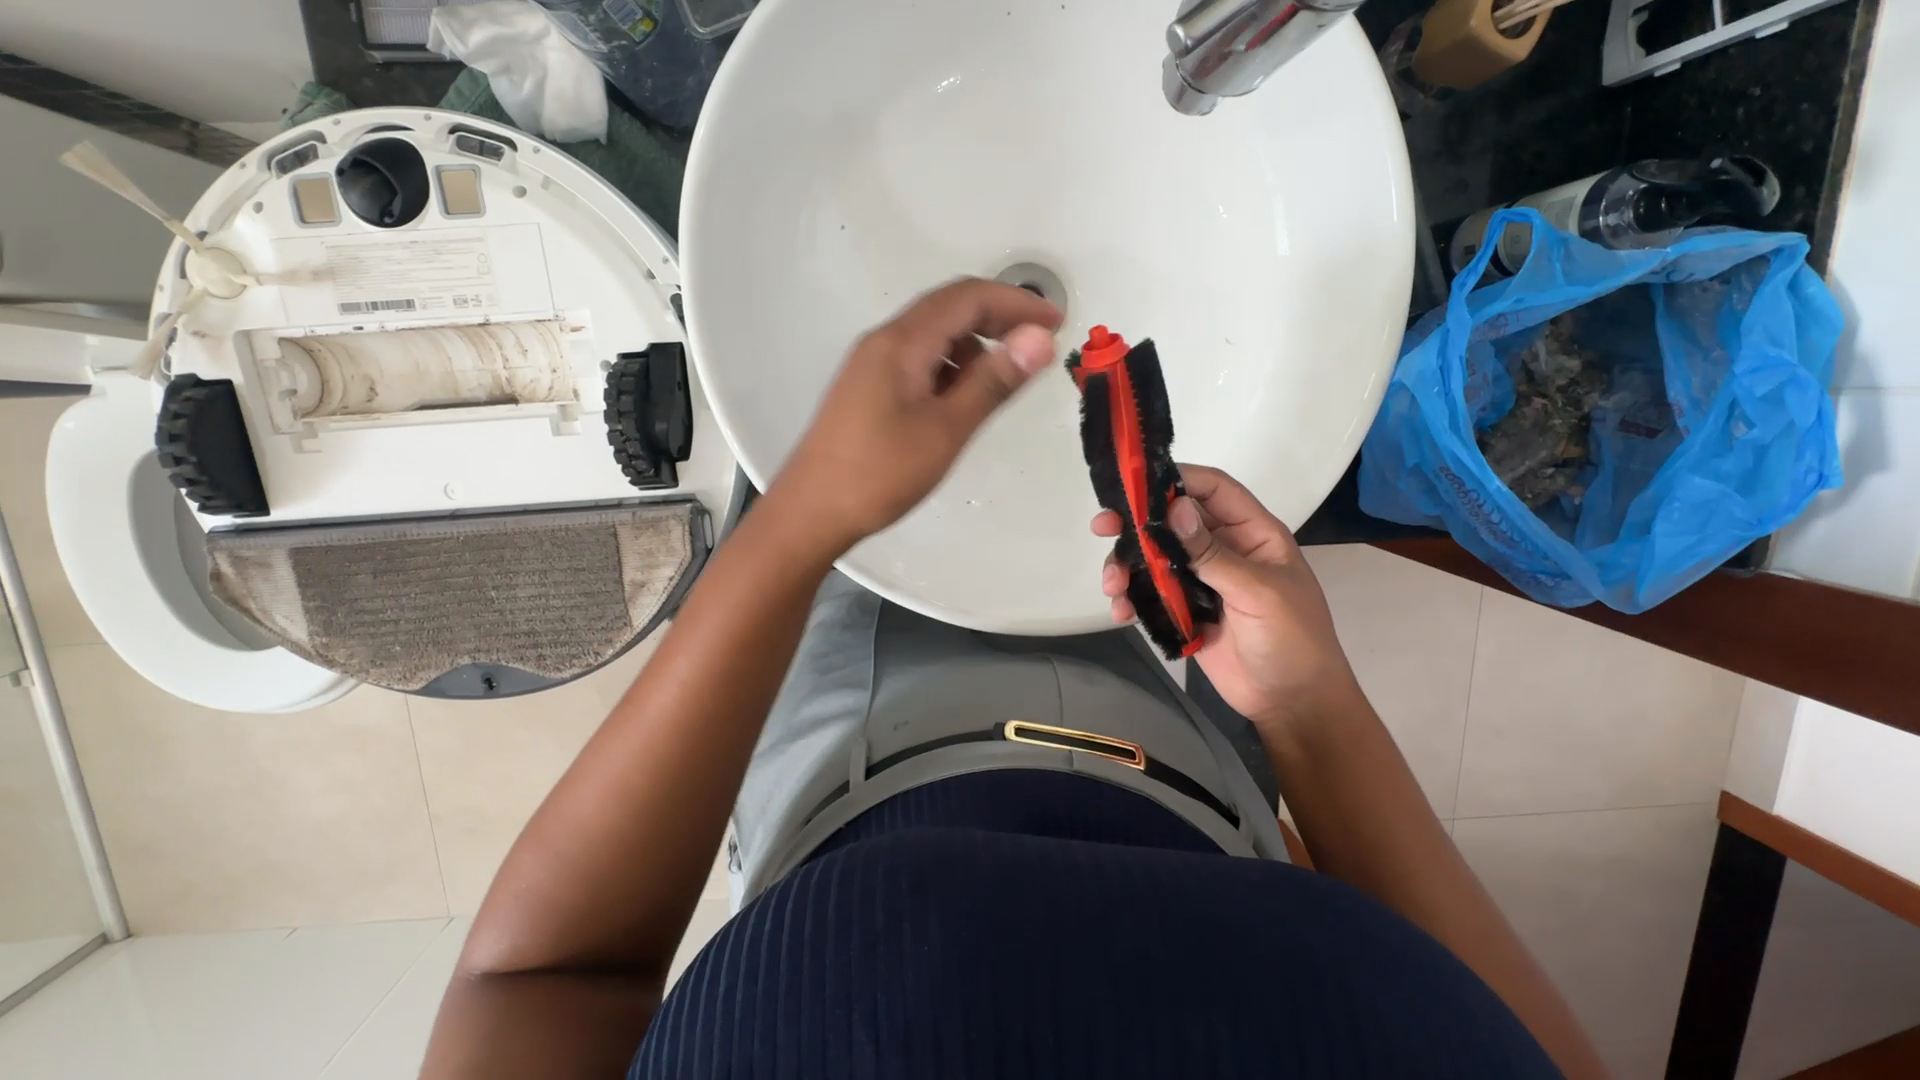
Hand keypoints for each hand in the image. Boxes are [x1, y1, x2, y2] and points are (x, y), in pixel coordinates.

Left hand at [774, 278, 1061, 552]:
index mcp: (901, 342)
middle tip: (1039, 346)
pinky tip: (960, 399)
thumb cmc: (879, 474)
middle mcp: (883, 341)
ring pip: (933, 335)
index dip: (1017, 302)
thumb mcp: (946, 430)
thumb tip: (1039, 339)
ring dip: (974, 346)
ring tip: (1003, 380)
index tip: (1057, 323)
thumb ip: (993, 382)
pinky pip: (917, 360)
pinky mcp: (867, 389)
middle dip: (998, 318)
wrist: (810, 512)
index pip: (968, 297)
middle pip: (949, 308)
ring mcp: (871, 365)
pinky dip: (949, 367)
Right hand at [1094, 464, 1362, 731]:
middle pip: (1173, 521)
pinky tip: (1122, 613)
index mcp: (1252, 534)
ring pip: (1154, 558)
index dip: (1178, 479)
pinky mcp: (1184, 613)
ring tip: (1112, 586)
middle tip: (1103, 526)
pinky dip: (1132, 600)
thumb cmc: (1293, 641)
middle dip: (1136, 522)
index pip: (1214, 490)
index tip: (1136, 482)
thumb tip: (1175, 508)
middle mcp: (1224, 551)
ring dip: (1128, 566)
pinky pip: (1151, 596)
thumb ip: (1214, 554)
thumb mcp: (1258, 593)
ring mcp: (1202, 583)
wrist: (1292, 704)